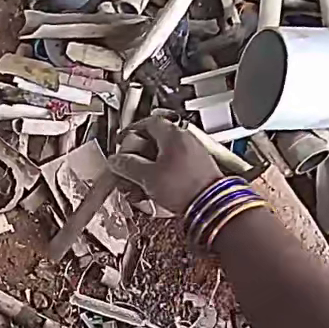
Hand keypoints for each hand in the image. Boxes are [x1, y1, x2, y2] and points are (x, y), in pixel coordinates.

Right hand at [108, 115, 224, 214]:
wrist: (211, 205)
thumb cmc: (185, 187)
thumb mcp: (147, 176)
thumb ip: (128, 165)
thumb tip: (117, 160)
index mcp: (174, 135)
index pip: (149, 122)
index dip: (132, 130)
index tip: (123, 139)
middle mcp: (186, 140)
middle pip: (155, 140)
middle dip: (138, 154)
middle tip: (128, 164)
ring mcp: (194, 154)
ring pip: (164, 155)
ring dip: (148, 166)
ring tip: (139, 181)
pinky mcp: (198, 169)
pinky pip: (174, 166)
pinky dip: (161, 174)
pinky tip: (154, 188)